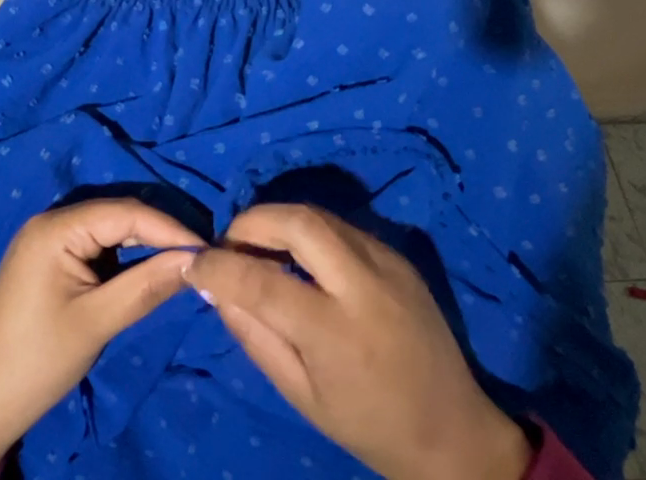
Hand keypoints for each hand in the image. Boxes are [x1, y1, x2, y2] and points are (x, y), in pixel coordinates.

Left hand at [0, 198, 201, 479]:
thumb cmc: (39, 358)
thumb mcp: (98, 321)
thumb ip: (147, 285)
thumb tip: (196, 259)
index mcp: (55, 227)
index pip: (125, 212)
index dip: (169, 227)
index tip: (209, 249)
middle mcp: (50, 222)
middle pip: (117, 216)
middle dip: (159, 233)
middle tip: (201, 257)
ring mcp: (48, 240)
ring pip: (109, 230)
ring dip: (144, 245)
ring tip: (183, 263)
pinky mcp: (50, 259)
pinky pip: (96, 246)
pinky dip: (124, 257)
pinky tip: (149, 271)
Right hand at [184, 204, 532, 479]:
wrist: (452, 430)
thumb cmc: (367, 423)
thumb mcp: (299, 393)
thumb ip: (253, 335)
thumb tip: (213, 286)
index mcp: (336, 333)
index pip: (261, 281)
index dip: (218, 266)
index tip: (193, 262)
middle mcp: (365, 286)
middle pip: (299, 221)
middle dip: (251, 221)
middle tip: (229, 243)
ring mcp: (388, 265)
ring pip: (320, 215)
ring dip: (279, 221)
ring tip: (257, 247)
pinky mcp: (399, 257)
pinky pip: (341, 228)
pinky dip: (308, 232)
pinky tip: (297, 257)